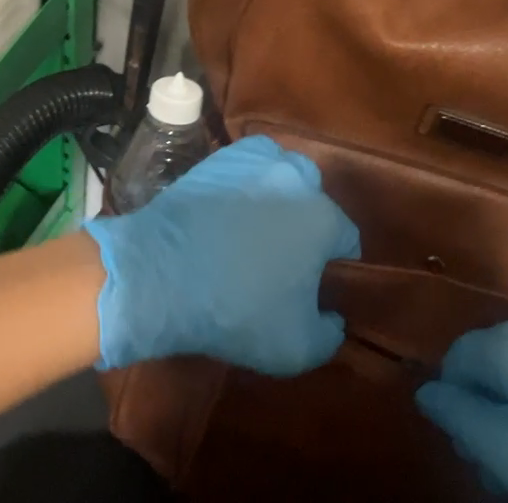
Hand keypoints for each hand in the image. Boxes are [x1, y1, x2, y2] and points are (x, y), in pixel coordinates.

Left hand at [84, 136, 359, 374]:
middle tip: (287, 251)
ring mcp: (252, 163)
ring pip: (282, 168)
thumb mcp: (297, 348)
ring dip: (280, 190)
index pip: (346, 237)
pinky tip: (233, 199)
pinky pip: (245, 160)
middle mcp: (294, 180)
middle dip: (309, 218)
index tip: (317, 281)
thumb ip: (328, 333)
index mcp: (323, 219)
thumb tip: (333, 317)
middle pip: (316, 195)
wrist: (160, 276)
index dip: (335, 262)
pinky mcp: (216, 159)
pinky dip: (247, 175)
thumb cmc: (236, 311)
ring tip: (261, 219)